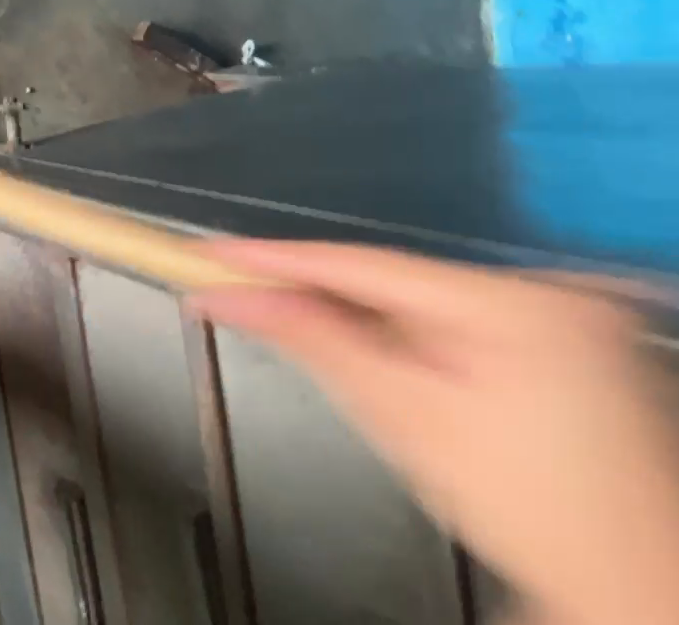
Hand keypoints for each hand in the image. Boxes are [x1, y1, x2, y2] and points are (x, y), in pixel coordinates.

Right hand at [189, 241, 678, 624]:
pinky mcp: (561, 335)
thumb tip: (223, 293)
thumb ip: (308, 337)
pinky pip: (444, 315)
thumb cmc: (518, 505)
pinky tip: (358, 346)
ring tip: (279, 319)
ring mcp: (562, 312)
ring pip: (411, 296)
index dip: (274, 257)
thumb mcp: (397, 412)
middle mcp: (548, 291)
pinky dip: (390, 327)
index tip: (206, 251)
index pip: (361, 263)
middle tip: (229, 289)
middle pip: (388, 279)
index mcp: (516, 305)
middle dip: (308, 290)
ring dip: (346, 311)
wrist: (629, 583)